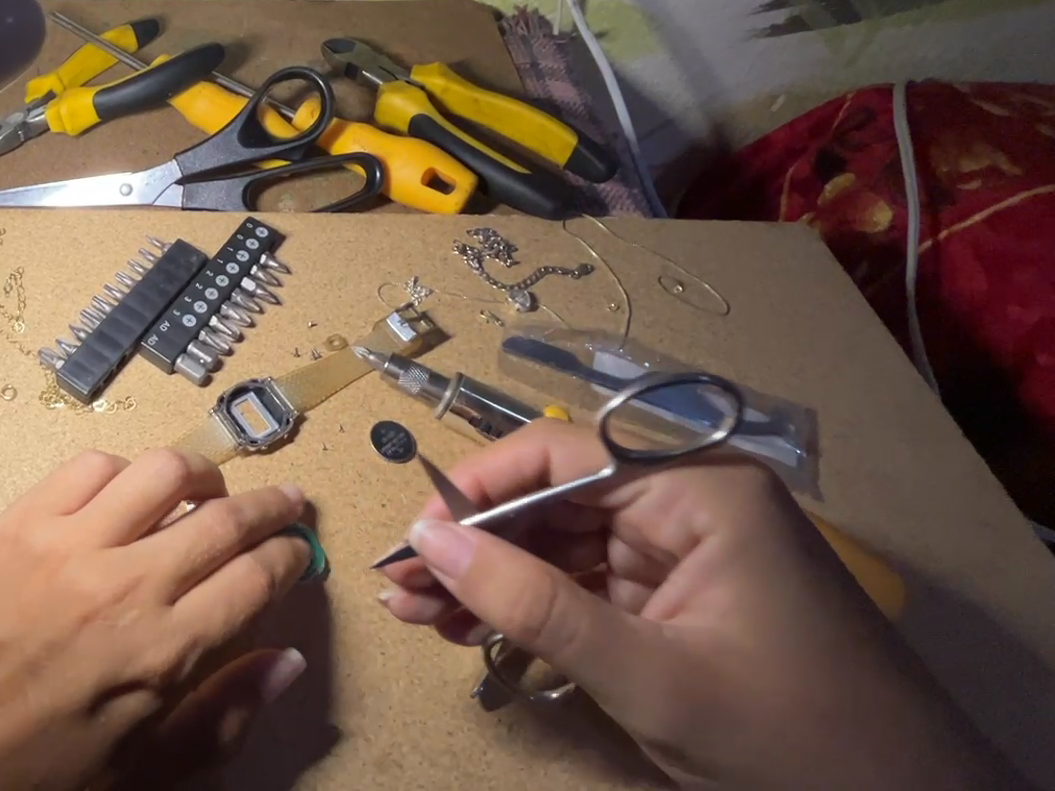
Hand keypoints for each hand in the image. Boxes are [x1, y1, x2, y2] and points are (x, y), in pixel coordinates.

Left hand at [0, 449, 312, 790]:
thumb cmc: (30, 772)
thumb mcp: (139, 770)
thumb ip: (220, 715)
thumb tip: (287, 659)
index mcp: (161, 653)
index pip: (253, 579)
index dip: (287, 556)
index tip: (298, 548)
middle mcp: (125, 583)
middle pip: (223, 517)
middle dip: (270, 505)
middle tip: (287, 501)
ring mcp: (70, 541)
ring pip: (162, 470)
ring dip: (200, 471)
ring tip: (208, 486)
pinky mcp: (22, 518)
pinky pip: (90, 465)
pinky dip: (123, 468)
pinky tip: (127, 491)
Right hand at [379, 420, 1024, 789]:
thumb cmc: (799, 744)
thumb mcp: (651, 677)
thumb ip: (531, 603)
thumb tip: (424, 539)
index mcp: (694, 490)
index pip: (557, 454)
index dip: (477, 485)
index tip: (418, 533)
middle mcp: (678, 503)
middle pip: (544, 502)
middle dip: (470, 547)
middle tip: (399, 582)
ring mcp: (671, 551)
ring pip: (548, 546)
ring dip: (483, 581)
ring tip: (416, 612)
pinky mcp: (663, 596)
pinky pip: (572, 584)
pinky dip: (518, 608)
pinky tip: (464, 627)